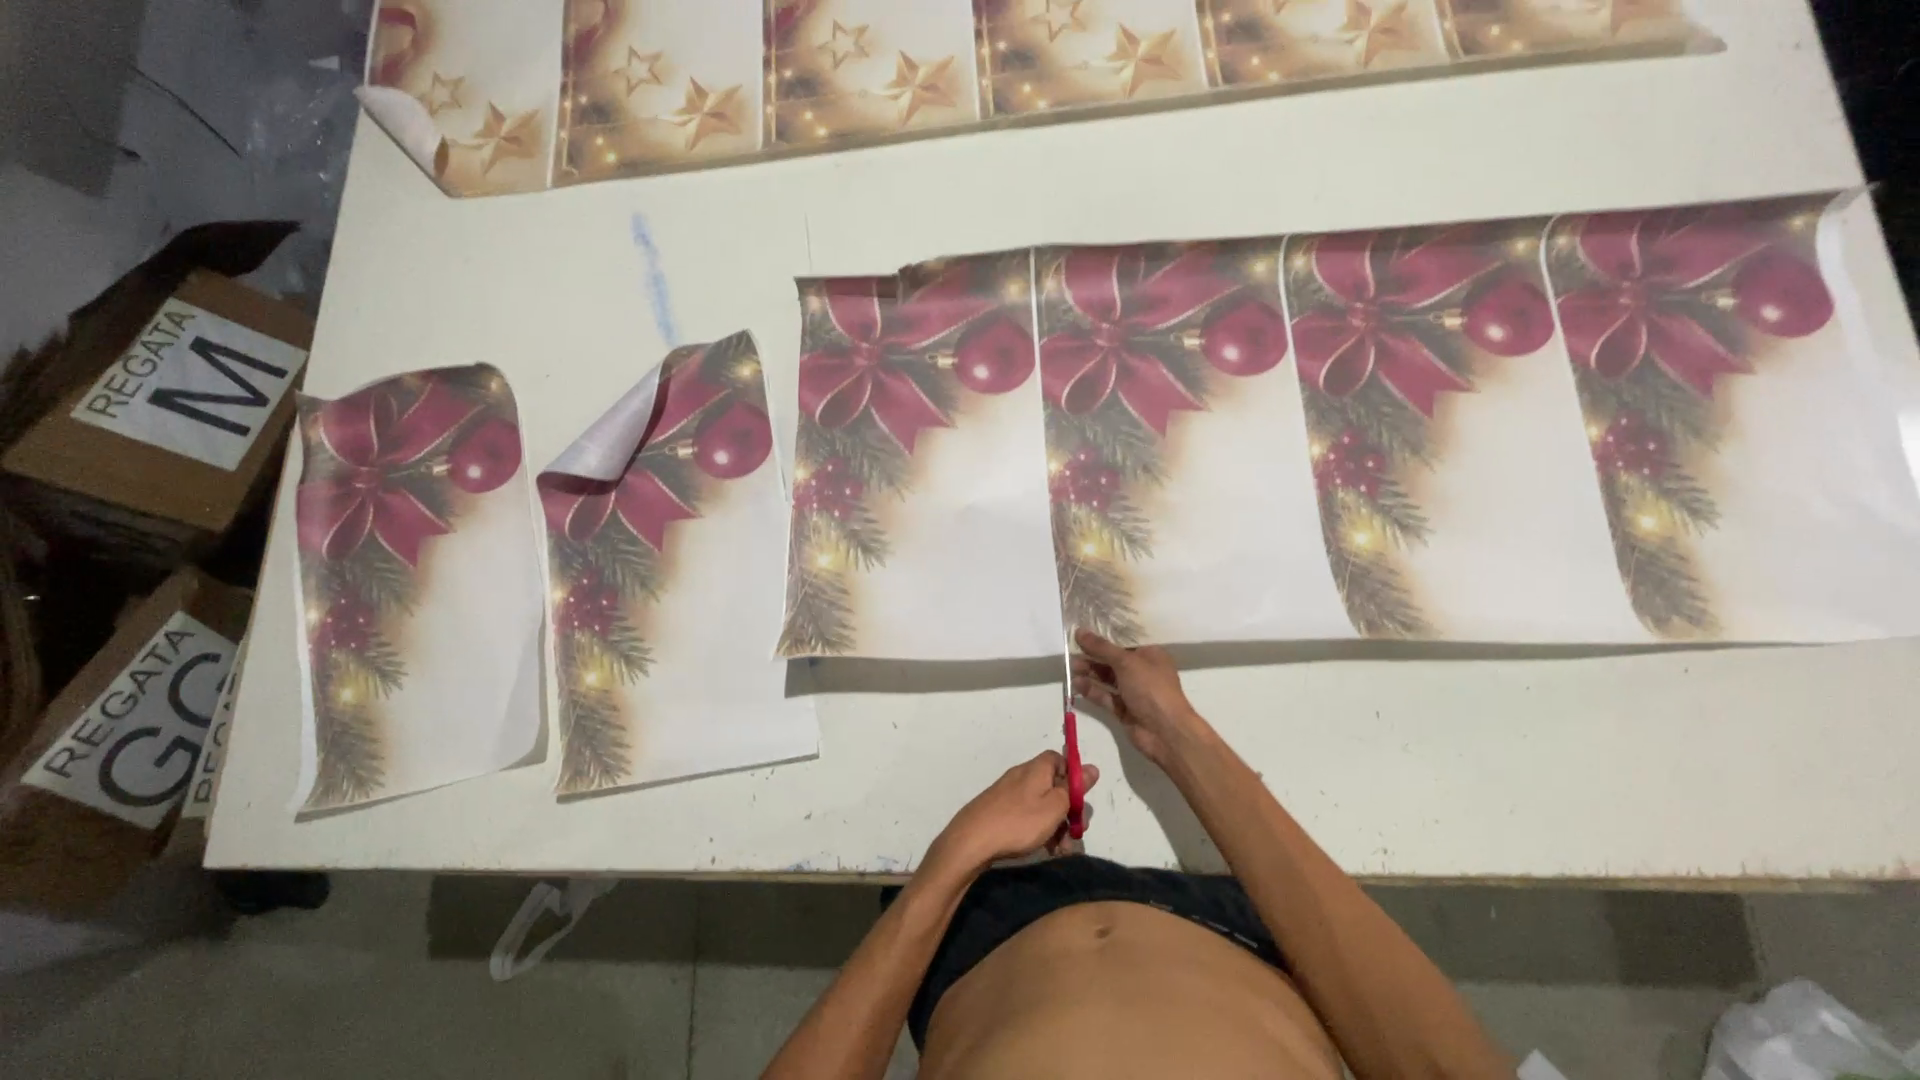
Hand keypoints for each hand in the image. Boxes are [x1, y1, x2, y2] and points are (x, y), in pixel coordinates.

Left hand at [929, 751, 1100, 873]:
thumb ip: (1074, 788)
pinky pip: (1027, 816)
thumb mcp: (1055, 807)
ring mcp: (1009, 793)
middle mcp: (1023, 776)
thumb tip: (1092, 768)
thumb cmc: (1019, 822)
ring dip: (1056, 826)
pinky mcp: (1000, 810)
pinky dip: (1038, 830)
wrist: (971, 841)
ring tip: (1059, 850)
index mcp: (1037, 768)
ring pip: (1042, 805)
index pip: (1061, 760)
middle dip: (1068, 811)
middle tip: (1075, 834)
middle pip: (1054, 786)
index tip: (1079, 800)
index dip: (1074, 778)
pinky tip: (1043, 849)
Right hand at [1072, 629, 1207, 766]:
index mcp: (1150, 655)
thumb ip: (1101, 648)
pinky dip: (1092, 690)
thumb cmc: (1151, 688)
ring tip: (1071, 666)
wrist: (1165, 731)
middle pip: (1114, 660)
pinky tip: (1077, 684)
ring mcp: (1133, 692)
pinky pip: (1106, 697)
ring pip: (1108, 679)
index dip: (1105, 636)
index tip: (1085, 631)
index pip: (1125, 641)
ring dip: (1091, 672)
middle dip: (1094, 655)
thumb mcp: (1126, 662)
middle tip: (1073, 650)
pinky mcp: (1124, 709)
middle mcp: (1142, 671)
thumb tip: (1080, 631)